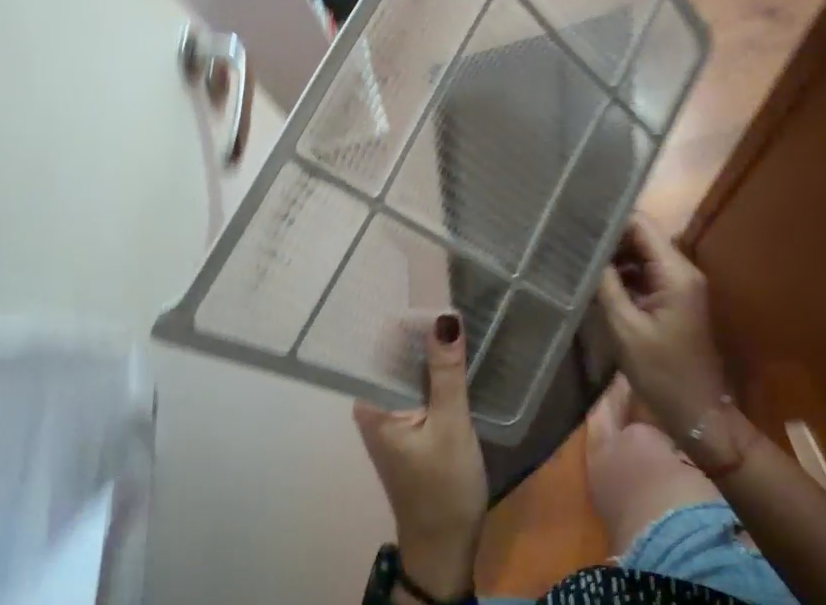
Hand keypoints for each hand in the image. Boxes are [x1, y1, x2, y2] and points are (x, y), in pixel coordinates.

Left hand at [354, 313, 486, 601]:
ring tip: (454, 308)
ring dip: (428, 346)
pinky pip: (417, 383)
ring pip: (408, 367)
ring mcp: (390, 413)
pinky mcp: (409, 422)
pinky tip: (455, 350)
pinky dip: (434, 368)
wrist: (446, 546)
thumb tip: (445, 317)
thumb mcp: (450, 425)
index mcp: (371, 400)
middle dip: (418, 326)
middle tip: (447, 285)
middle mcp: (373, 401)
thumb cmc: (444, 488)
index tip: (425, 281)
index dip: (401, 314)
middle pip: (393, 352)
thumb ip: (447, 372)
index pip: (378, 342)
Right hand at [595, 218, 738, 462]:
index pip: (641, 224)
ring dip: (613, 257)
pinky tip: (595, 280)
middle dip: (608, 238)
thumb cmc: (661, 371)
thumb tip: (584, 252)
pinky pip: (644, 273)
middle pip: (641, 236)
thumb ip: (606, 285)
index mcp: (675, 272)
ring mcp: (679, 285)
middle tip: (570, 241)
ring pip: (641, 254)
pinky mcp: (673, 299)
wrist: (697, 412)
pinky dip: (622, 274)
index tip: (576, 222)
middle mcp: (682, 270)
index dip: (609, 220)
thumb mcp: (625, 328)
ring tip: (576, 257)